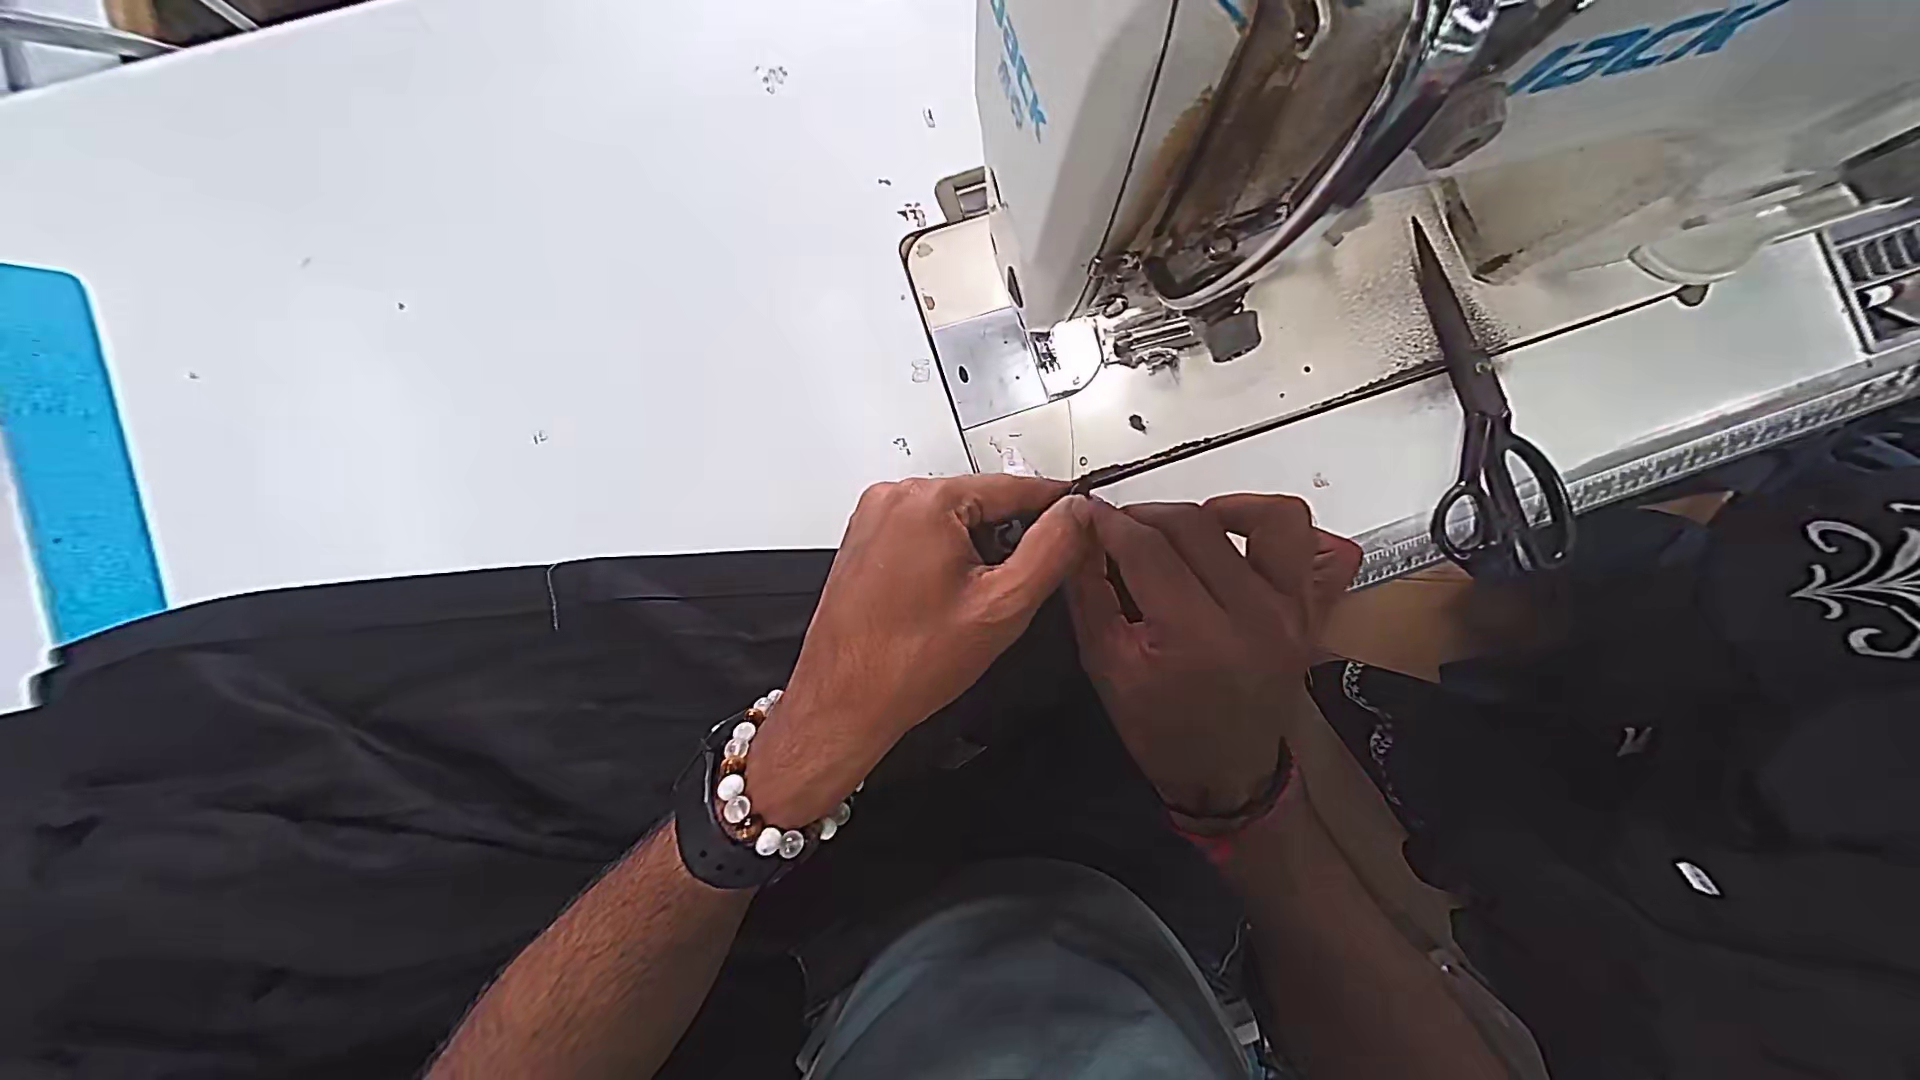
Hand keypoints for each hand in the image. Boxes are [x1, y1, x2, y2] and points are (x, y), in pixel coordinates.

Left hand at [748, 475, 1091, 824]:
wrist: (845, 699)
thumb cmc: (904, 662)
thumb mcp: (1003, 605)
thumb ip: (1052, 549)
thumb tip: (1075, 515)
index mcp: (926, 501)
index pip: (1014, 486)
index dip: (1056, 505)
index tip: (1078, 515)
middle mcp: (893, 499)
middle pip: (981, 501)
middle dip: (1009, 537)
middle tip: (1015, 585)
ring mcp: (874, 518)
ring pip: (953, 518)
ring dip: (976, 549)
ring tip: (971, 601)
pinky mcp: (866, 539)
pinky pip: (923, 532)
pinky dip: (946, 556)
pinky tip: (943, 598)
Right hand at [1067, 495, 1360, 815]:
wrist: (1223, 772)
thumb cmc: (1163, 731)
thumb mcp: (1104, 665)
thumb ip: (1088, 592)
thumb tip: (1079, 537)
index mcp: (1196, 638)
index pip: (1146, 548)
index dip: (1108, 522)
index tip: (1086, 514)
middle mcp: (1254, 617)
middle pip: (1193, 525)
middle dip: (1142, 516)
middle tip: (1116, 530)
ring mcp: (1291, 612)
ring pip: (1262, 518)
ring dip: (1209, 510)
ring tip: (1176, 529)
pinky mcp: (1308, 611)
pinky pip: (1304, 541)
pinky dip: (1266, 521)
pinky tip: (1231, 533)